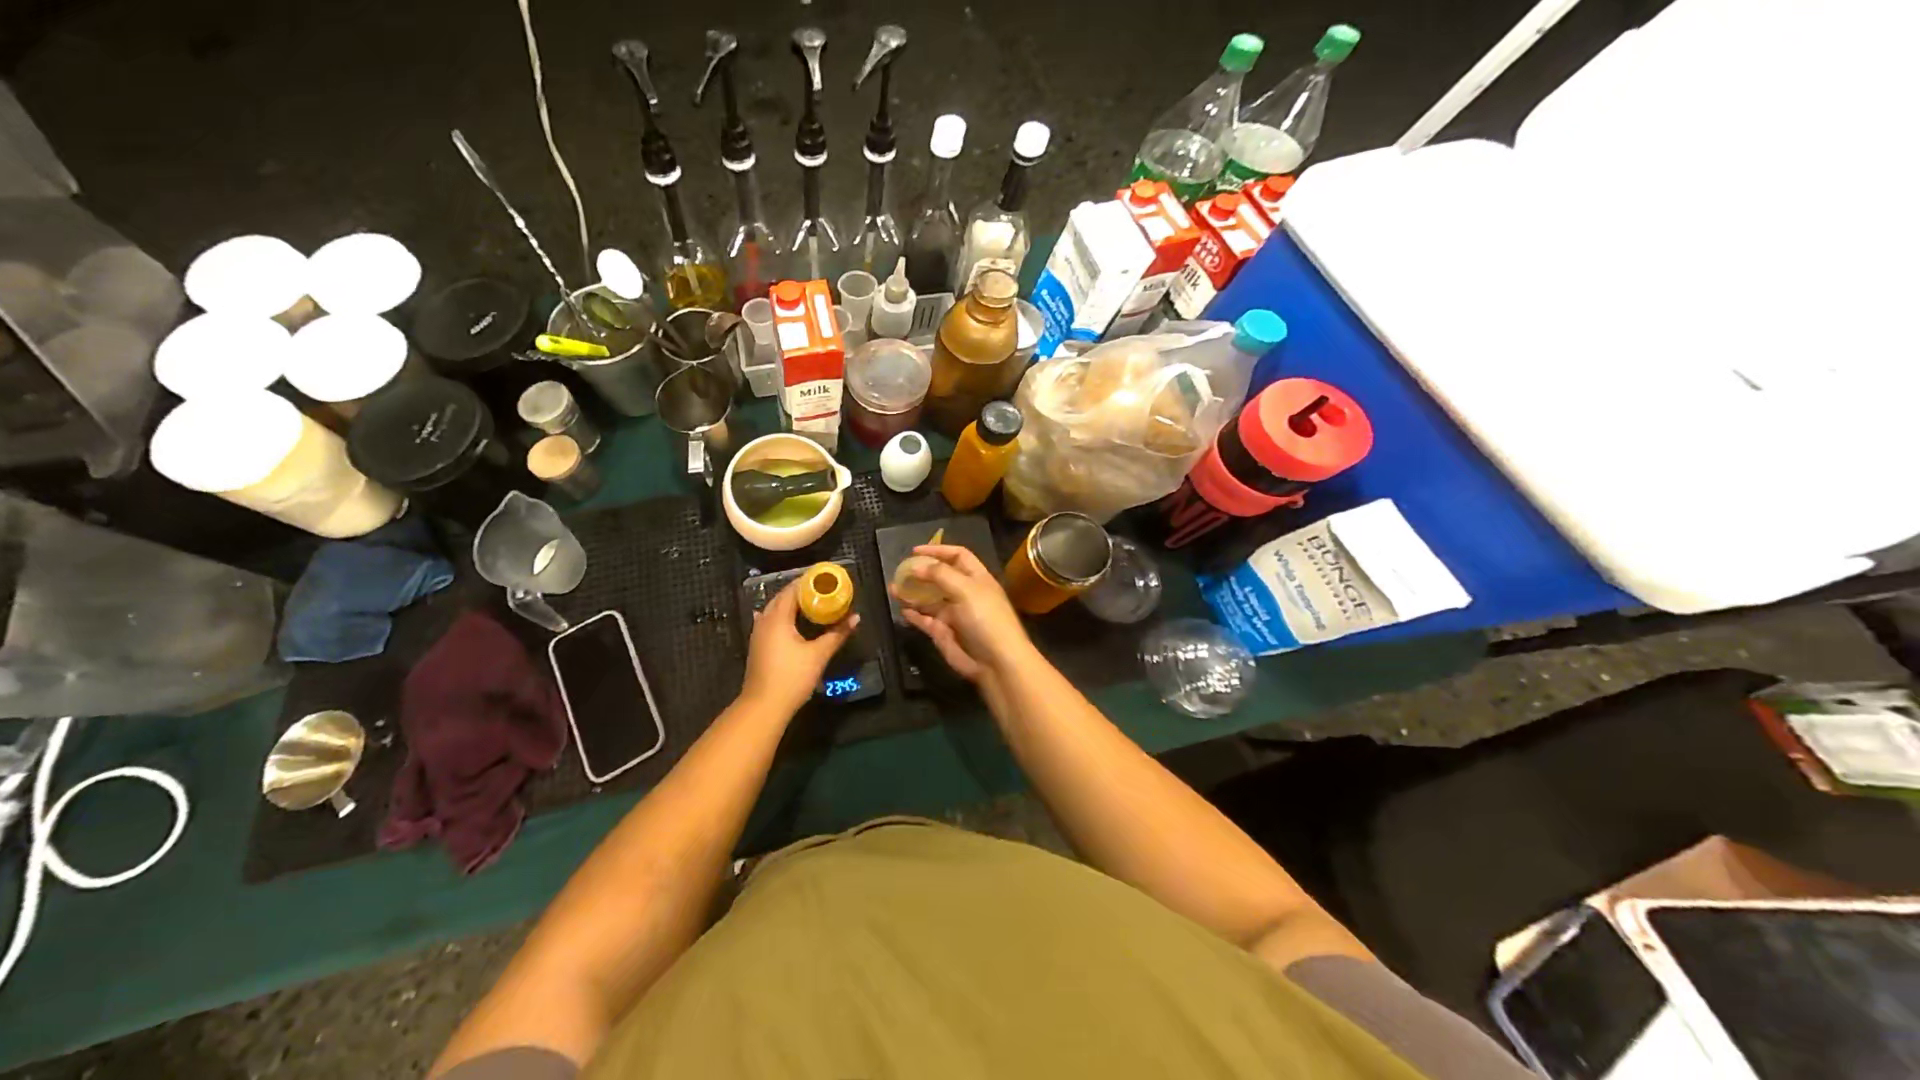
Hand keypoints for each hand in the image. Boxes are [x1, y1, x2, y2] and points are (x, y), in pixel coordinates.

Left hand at [740, 580, 859, 716]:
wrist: (764, 706)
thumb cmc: (792, 677)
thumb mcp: (819, 655)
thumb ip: (837, 634)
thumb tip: (856, 618)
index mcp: (778, 618)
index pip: (792, 590)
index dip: (809, 583)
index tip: (826, 580)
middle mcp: (765, 621)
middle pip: (782, 598)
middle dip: (801, 592)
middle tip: (823, 591)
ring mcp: (758, 634)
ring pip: (774, 610)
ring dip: (791, 604)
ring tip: (811, 604)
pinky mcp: (758, 646)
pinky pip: (770, 622)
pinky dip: (782, 617)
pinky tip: (787, 620)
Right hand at [890, 545, 1033, 681]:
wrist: (996, 661)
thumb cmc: (985, 618)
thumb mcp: (965, 589)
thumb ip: (940, 574)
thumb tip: (916, 567)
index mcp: (977, 578)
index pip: (958, 556)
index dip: (938, 550)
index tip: (915, 551)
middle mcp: (965, 594)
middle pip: (940, 577)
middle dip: (921, 572)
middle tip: (900, 571)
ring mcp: (953, 614)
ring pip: (929, 599)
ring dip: (912, 592)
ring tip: (893, 588)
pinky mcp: (943, 633)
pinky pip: (925, 620)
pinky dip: (913, 614)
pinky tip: (901, 609)